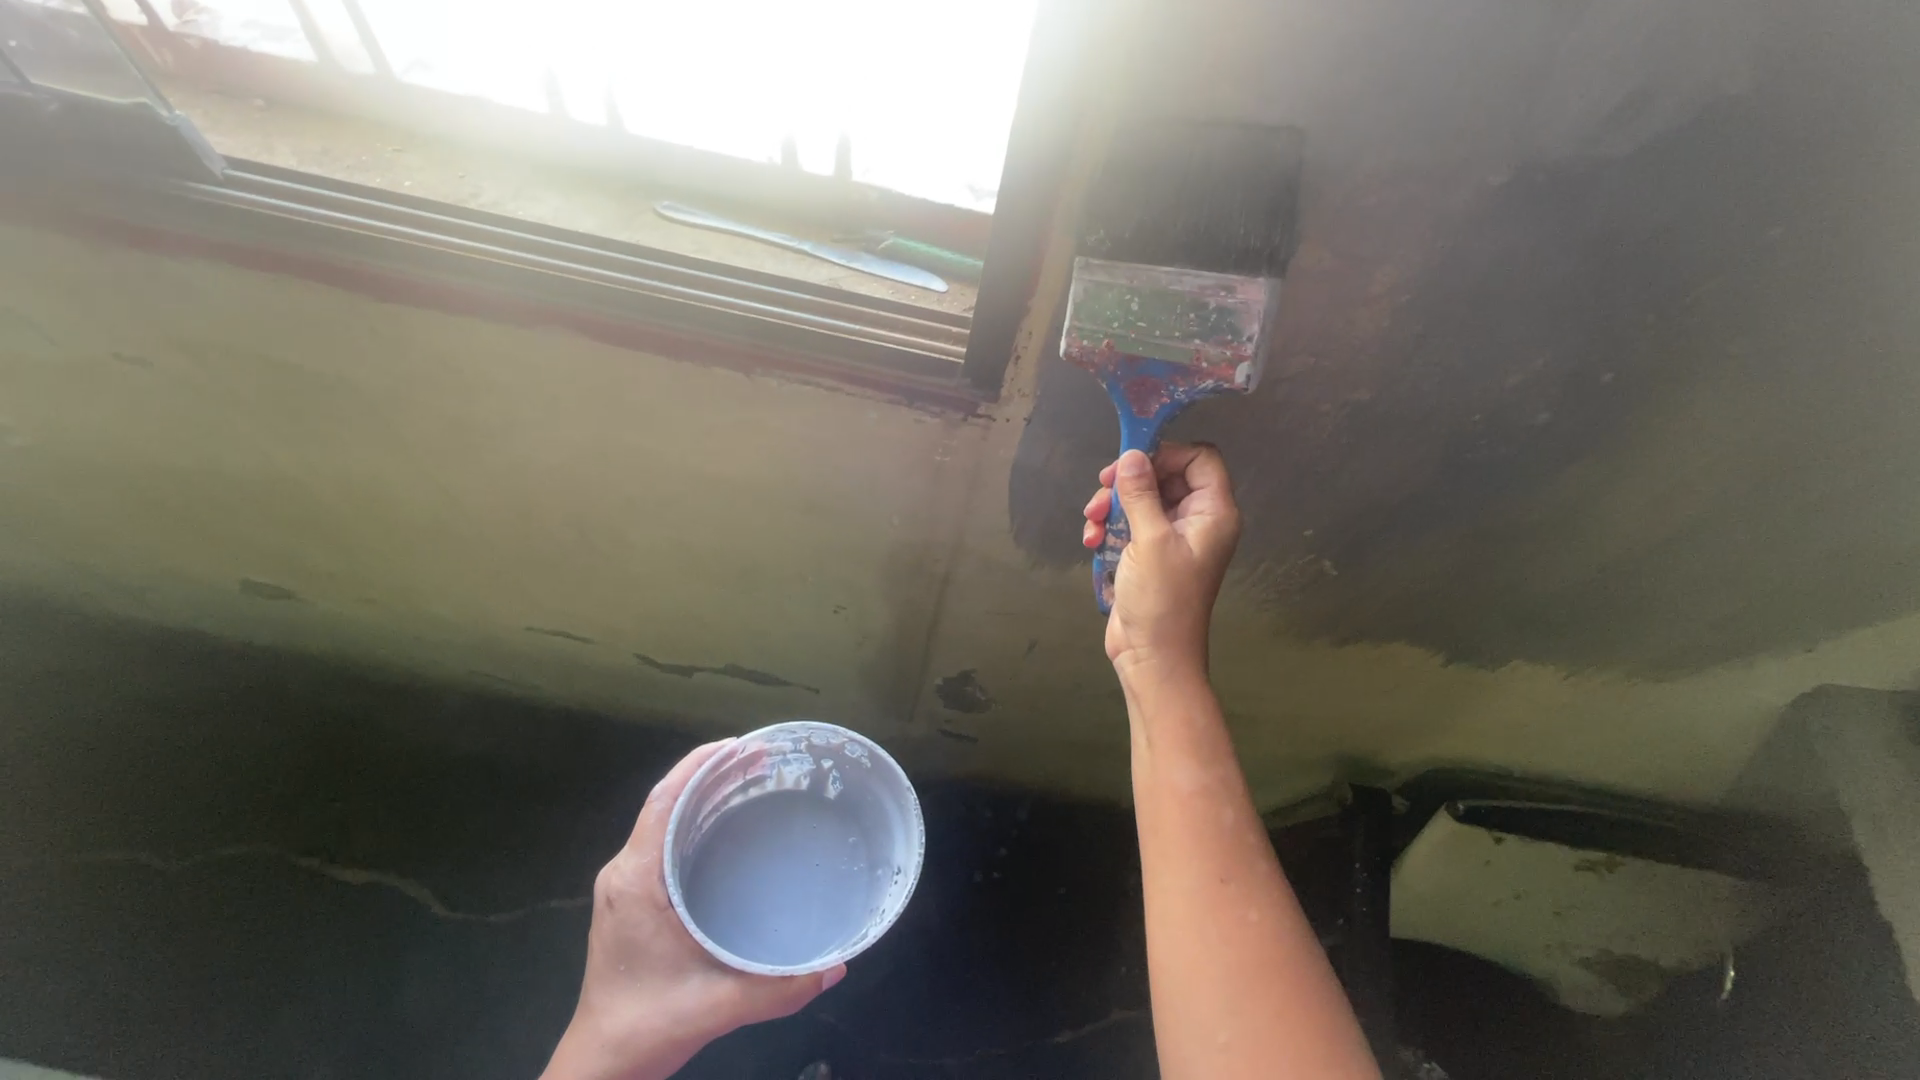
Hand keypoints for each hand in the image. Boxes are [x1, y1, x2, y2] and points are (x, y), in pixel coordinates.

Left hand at [542, 740, 844, 1079]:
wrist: (603, 1066)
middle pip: (668, 802)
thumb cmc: (649, 1024)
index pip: (663, 801)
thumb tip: (838, 965)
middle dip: (714, 774)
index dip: (699, 764)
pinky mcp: (634, 899)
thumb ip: (780, 987)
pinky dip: (697, 824)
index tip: (743, 746)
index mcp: (637, 879)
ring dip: (705, 797)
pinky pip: (665, 842)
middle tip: (766, 762)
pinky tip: (732, 832)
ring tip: (755, 785)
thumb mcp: (719, 1004)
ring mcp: (627, 885)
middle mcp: (627, 872)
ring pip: (666, 821)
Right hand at [1081, 443, 1241, 677]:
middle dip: (1129, 483)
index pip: (1200, 459)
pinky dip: (1110, 528)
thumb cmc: (1161, 599)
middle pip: (1165, 477)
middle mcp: (1197, 521)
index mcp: (1213, 513)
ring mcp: (1172, 539)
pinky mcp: (1150, 555)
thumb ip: (1140, 493)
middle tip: (1101, 490)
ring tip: (1092, 523)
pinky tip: (1092, 541)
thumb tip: (1131, 456)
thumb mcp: (1149, 540)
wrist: (1153, 656)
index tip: (1132, 462)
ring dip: (1113, 506)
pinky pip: (1131, 525)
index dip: (1167, 454)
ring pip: (1142, 501)